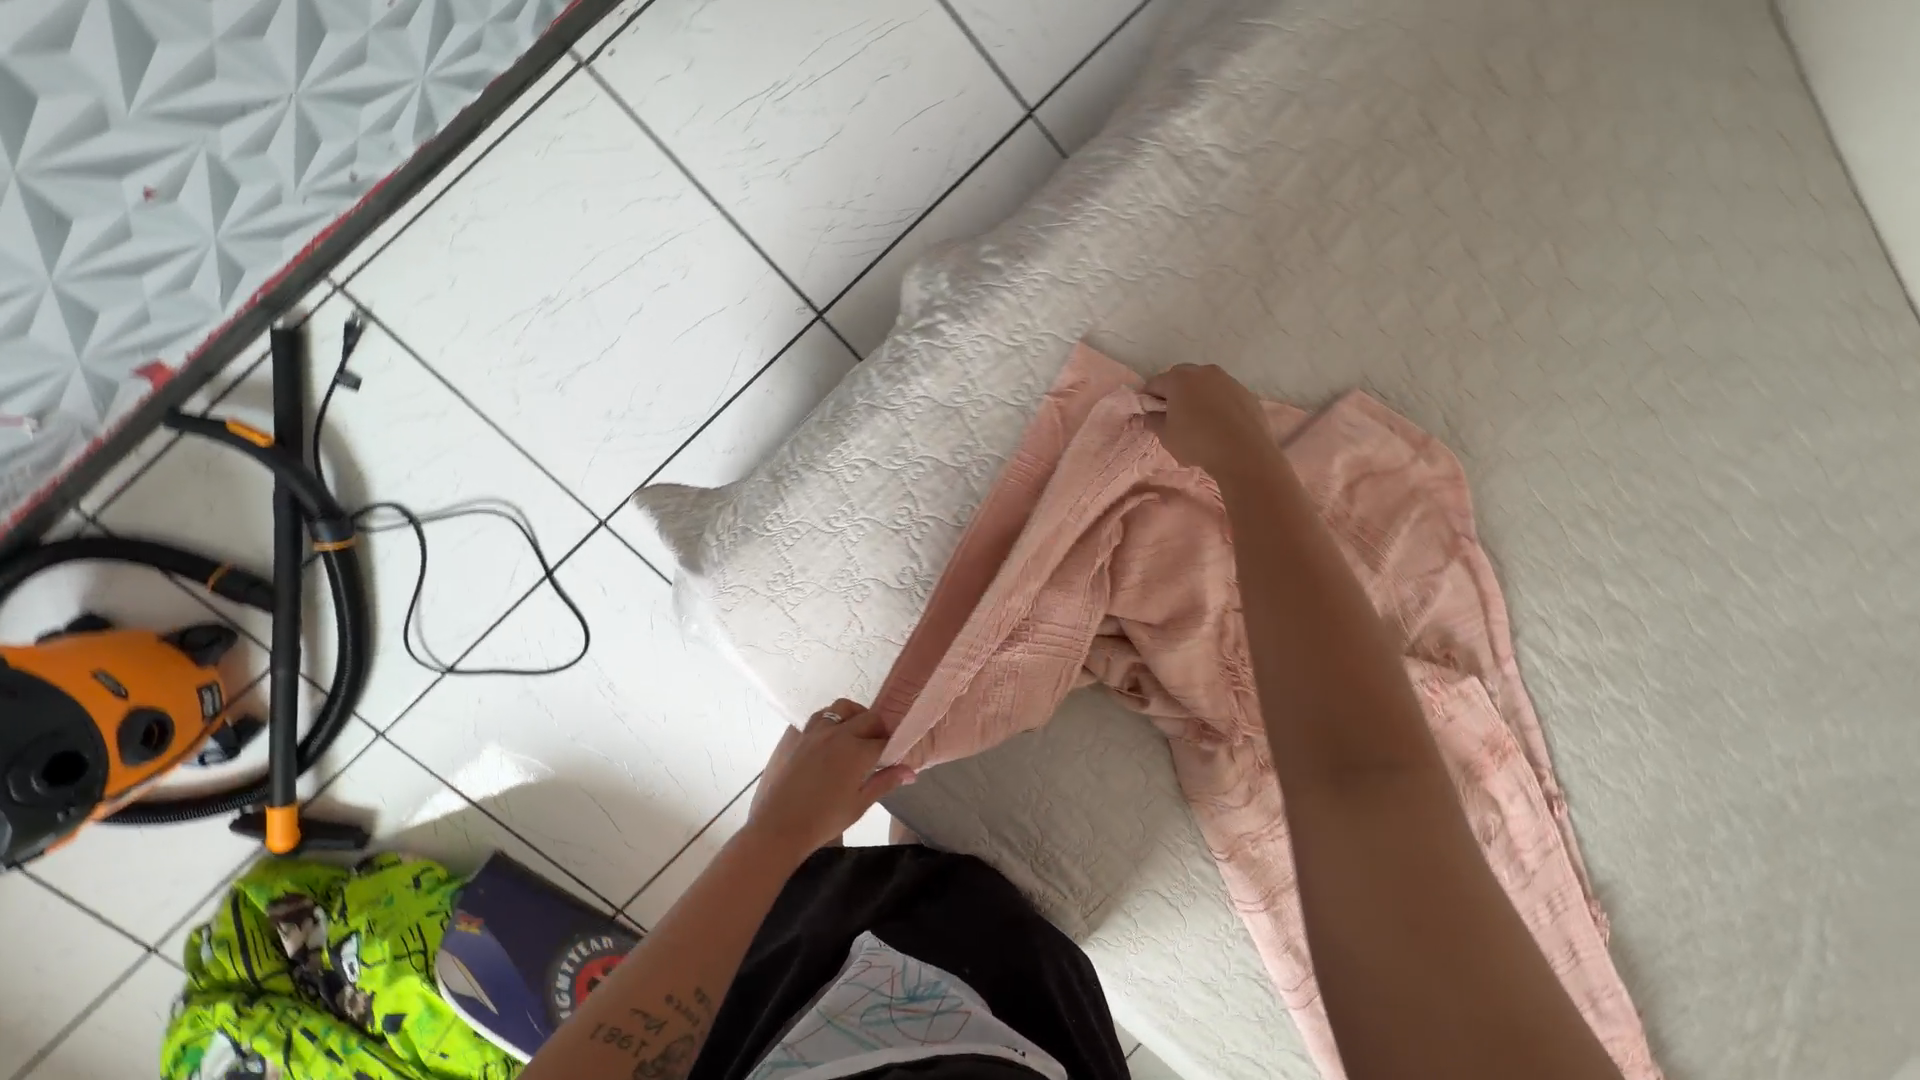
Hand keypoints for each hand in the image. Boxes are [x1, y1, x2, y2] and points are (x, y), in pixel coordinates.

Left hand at [743, 699, 915, 859]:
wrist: (779, 826)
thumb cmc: (824, 820)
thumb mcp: (860, 804)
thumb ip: (885, 782)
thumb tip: (911, 772)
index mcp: (858, 751)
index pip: (886, 740)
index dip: (894, 747)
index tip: (896, 756)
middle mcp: (839, 734)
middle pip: (869, 718)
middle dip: (879, 729)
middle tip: (879, 748)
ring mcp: (815, 731)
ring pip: (842, 708)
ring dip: (855, 716)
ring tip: (856, 734)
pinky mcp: (798, 735)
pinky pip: (819, 716)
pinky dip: (831, 719)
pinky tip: (830, 737)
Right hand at [1143, 364, 1273, 480]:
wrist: (1243, 452)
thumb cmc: (1197, 442)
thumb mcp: (1166, 436)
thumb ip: (1152, 421)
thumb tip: (1144, 416)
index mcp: (1179, 379)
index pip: (1154, 384)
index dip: (1148, 399)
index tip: (1149, 414)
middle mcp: (1203, 372)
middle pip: (1180, 377)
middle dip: (1173, 393)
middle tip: (1172, 416)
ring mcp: (1227, 380)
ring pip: (1204, 383)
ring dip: (1197, 396)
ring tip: (1198, 420)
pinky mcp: (1245, 392)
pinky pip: (1223, 394)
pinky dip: (1217, 403)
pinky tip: (1219, 423)